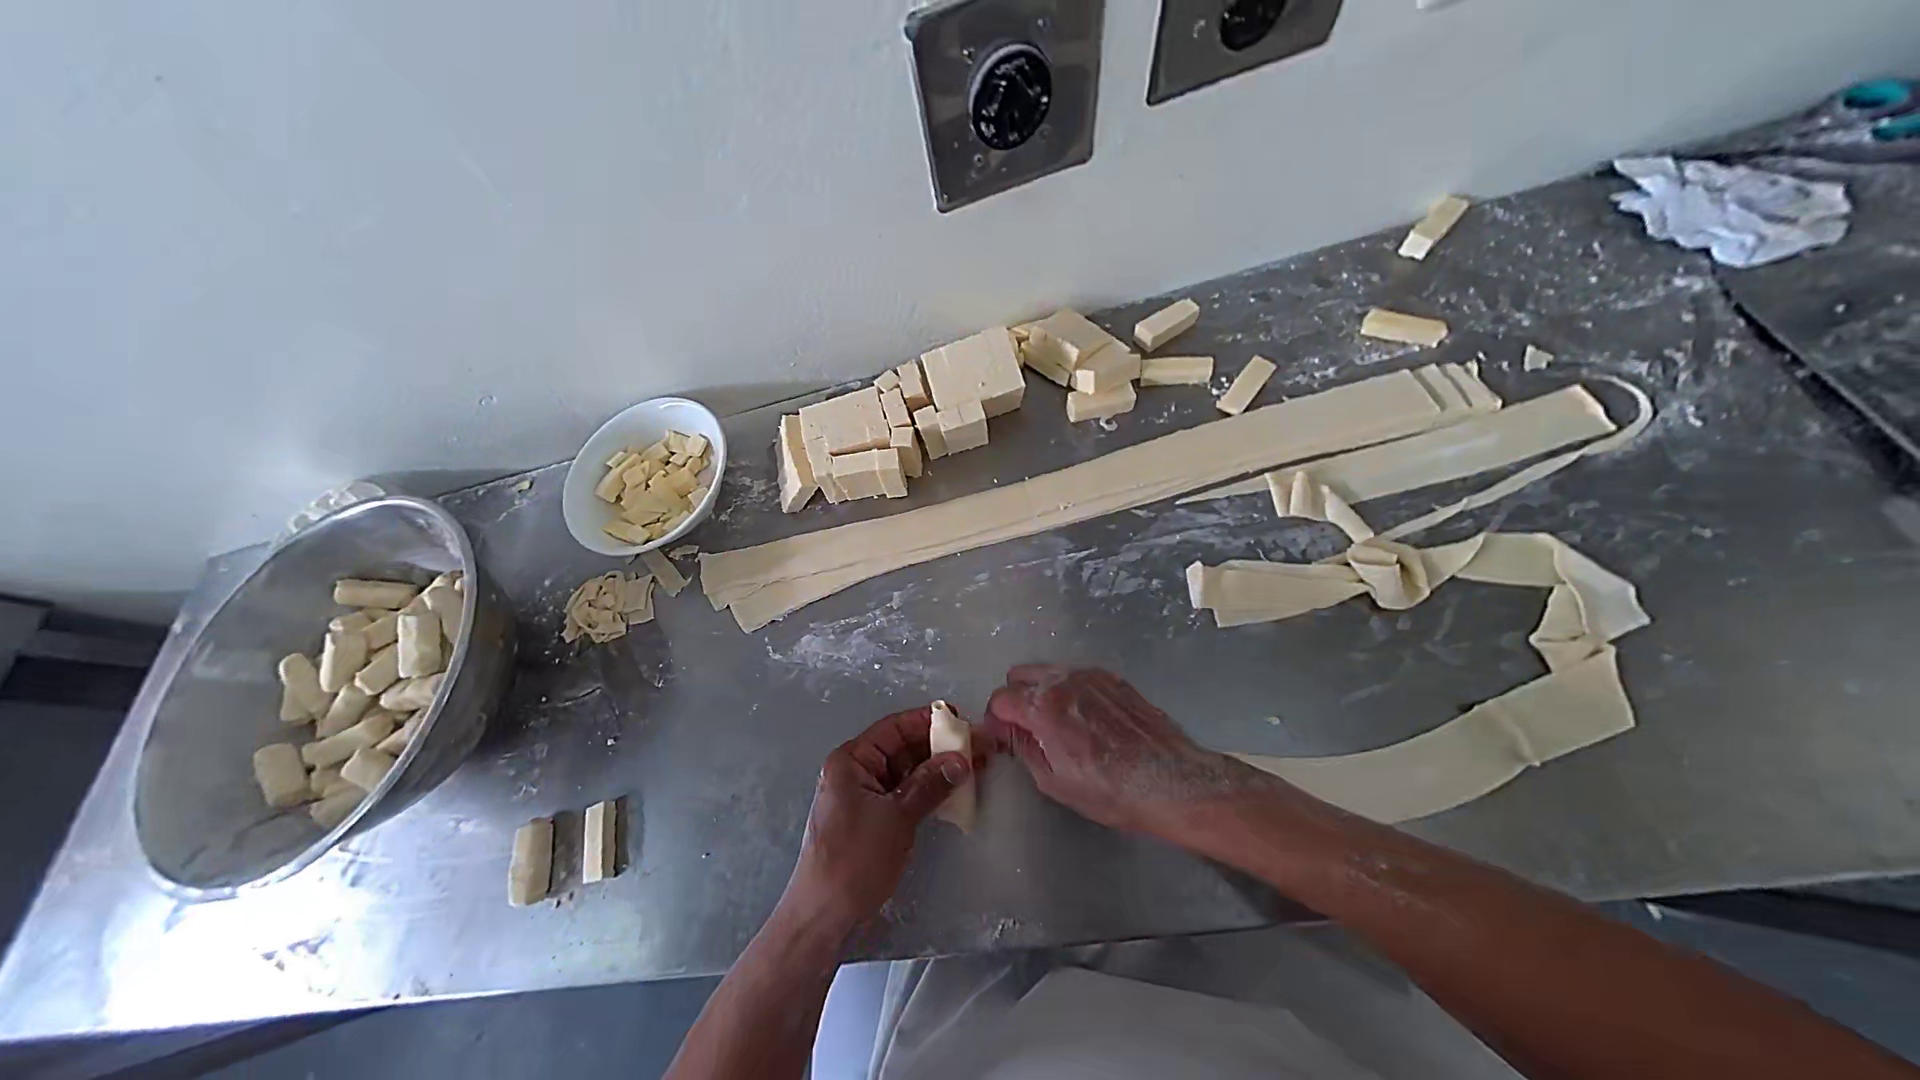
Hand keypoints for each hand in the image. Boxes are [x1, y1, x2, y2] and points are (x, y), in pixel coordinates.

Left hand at [782, 706, 972, 932]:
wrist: (824, 916)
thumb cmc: (854, 860)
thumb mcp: (897, 818)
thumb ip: (929, 785)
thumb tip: (960, 760)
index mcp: (852, 762)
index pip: (894, 729)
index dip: (927, 721)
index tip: (961, 720)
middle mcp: (856, 773)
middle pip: (902, 748)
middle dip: (938, 748)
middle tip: (977, 747)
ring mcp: (865, 797)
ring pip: (906, 772)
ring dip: (937, 770)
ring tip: (974, 767)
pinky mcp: (874, 820)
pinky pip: (905, 794)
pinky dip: (928, 792)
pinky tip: (955, 792)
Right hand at [983, 665, 1260, 837]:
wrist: (1172, 782)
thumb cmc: (1110, 791)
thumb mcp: (1054, 781)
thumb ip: (1022, 747)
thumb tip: (1005, 730)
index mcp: (1044, 706)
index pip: (1000, 698)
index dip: (996, 720)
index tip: (1003, 738)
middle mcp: (1064, 680)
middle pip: (1019, 676)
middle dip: (1015, 700)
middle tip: (1026, 729)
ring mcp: (1091, 675)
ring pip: (1048, 671)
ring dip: (1040, 692)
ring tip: (1057, 724)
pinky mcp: (1113, 678)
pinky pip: (1076, 675)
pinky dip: (1068, 690)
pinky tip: (1085, 719)